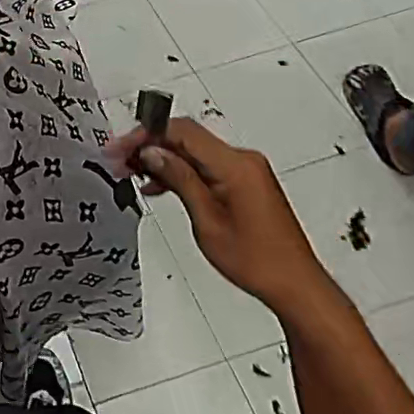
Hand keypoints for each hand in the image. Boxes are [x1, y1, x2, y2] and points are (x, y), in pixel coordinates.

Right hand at [107, 119, 327, 310]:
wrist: (293, 283)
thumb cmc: (259, 260)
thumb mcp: (206, 221)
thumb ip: (179, 180)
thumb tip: (154, 153)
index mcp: (235, 165)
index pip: (181, 131)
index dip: (146, 135)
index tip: (122, 147)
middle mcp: (243, 160)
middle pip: (186, 136)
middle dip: (150, 144)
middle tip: (121, 160)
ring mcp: (246, 169)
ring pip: (194, 149)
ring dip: (163, 157)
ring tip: (133, 172)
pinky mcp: (245, 180)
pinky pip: (206, 163)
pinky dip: (182, 169)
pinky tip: (160, 183)